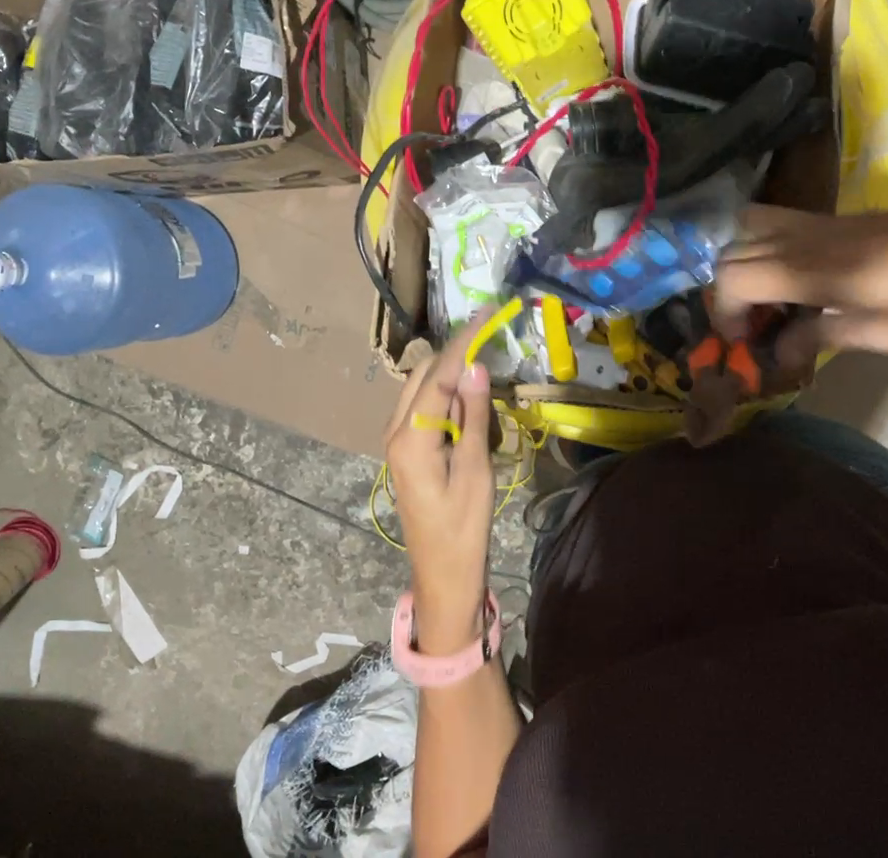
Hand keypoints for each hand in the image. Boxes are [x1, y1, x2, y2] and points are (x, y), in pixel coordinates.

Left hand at [384, 310, 497, 654]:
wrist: (443, 574)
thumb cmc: (464, 528)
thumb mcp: (476, 471)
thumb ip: (475, 416)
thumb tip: (476, 366)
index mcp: (411, 438)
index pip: (437, 375)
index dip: (463, 342)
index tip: (486, 313)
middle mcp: (396, 432)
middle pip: (422, 375)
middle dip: (455, 353)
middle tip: (492, 336)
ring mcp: (397, 442)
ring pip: (421, 389)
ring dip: (450, 374)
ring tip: (486, 368)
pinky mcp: (406, 451)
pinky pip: (423, 408)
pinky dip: (445, 395)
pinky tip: (471, 401)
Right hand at [713, 201, 887, 358]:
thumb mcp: (885, 333)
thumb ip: (822, 337)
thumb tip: (780, 350)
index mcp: (818, 271)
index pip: (735, 277)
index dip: (724, 310)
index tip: (740, 338)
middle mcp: (808, 238)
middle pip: (732, 249)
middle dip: (727, 290)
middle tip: (751, 324)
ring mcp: (820, 222)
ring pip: (748, 226)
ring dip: (743, 260)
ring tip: (766, 295)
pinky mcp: (836, 217)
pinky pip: (778, 223)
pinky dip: (766, 249)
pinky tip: (796, 280)